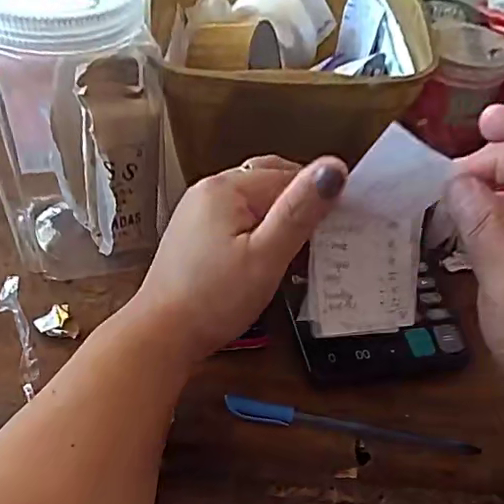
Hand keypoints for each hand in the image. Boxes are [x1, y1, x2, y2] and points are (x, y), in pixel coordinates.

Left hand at [127, 155, 346, 363]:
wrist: (162, 334)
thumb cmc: (215, 299)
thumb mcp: (266, 257)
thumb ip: (299, 212)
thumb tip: (334, 169)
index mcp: (228, 187)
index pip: (289, 177)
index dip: (318, 199)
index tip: (341, 228)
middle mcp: (209, 191)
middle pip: (269, 183)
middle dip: (299, 205)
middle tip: (324, 240)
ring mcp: (198, 214)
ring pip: (254, 204)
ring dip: (280, 221)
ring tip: (299, 254)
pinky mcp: (195, 237)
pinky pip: (237, 222)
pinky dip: (259, 233)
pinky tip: (267, 260)